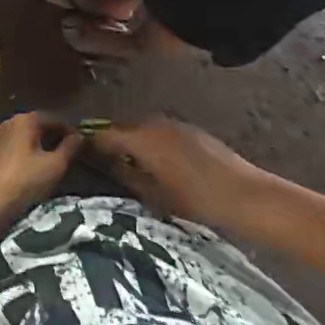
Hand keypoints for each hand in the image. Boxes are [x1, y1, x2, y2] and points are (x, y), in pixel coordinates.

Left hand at [0, 112, 81, 225]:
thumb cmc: (25, 181)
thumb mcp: (54, 166)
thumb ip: (70, 148)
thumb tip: (79, 136)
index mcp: (26, 120)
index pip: (55, 118)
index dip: (71, 130)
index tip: (83, 143)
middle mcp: (12, 122)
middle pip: (41, 124)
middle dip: (58, 136)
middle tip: (73, 151)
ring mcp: (2, 135)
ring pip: (31, 135)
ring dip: (46, 144)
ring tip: (60, 158)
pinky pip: (21, 144)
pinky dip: (33, 150)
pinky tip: (41, 164)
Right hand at [90, 119, 269, 229]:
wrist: (246, 196)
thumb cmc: (196, 201)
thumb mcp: (154, 195)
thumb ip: (126, 175)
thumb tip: (107, 164)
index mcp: (142, 137)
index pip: (104, 133)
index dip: (90, 143)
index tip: (78, 156)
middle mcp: (156, 123)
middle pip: (124, 129)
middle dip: (111, 143)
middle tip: (101, 165)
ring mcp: (176, 125)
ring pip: (143, 131)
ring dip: (133, 144)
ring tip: (127, 167)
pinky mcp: (192, 132)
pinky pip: (161, 134)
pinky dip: (152, 145)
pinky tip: (156, 165)